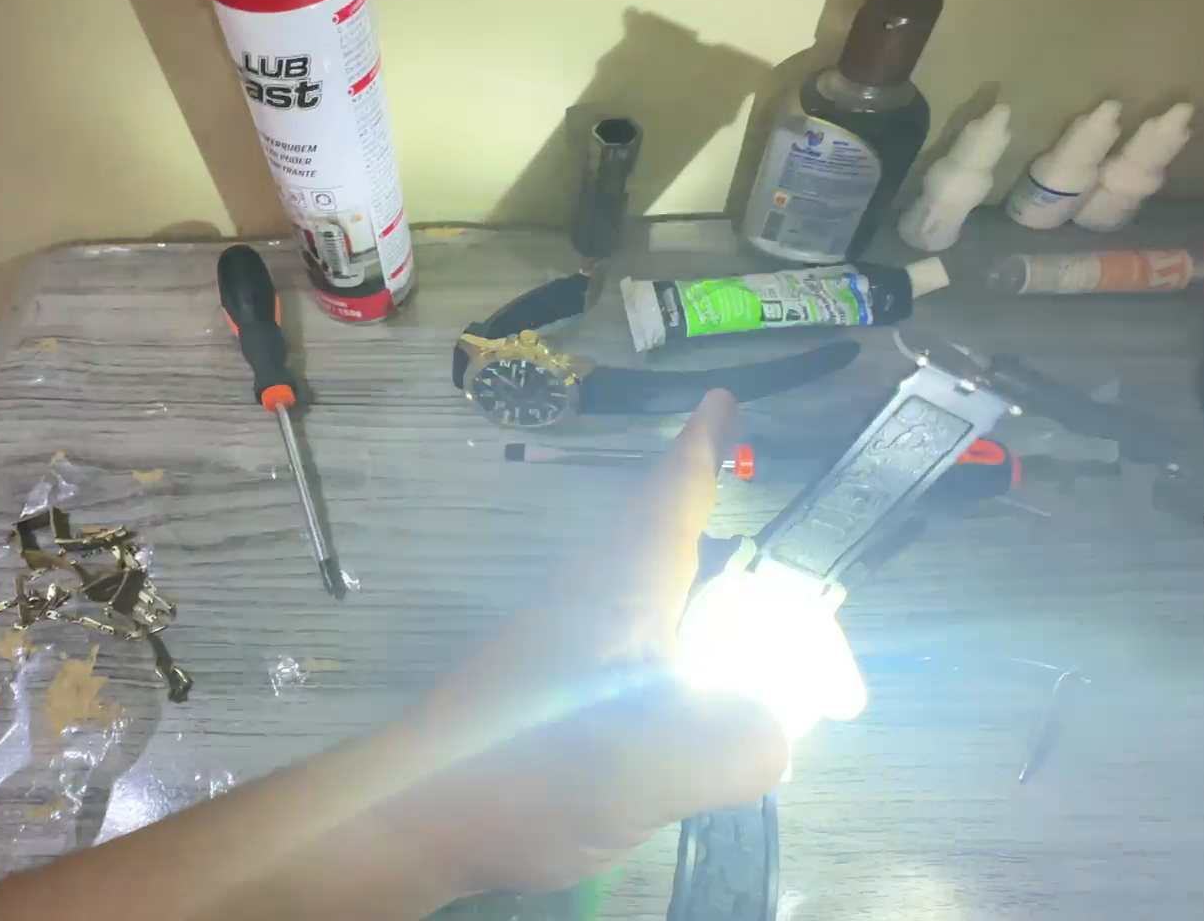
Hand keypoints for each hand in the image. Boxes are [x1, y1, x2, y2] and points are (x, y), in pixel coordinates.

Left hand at [378, 390, 852, 895]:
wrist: (421, 806)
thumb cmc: (529, 765)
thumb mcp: (649, 761)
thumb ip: (736, 737)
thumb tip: (777, 722)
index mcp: (621, 589)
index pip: (671, 497)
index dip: (702, 447)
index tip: (721, 398)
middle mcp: (595, 599)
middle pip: (667, 539)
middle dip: (719, 527)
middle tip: (782, 563)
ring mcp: (572, 639)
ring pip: (654, 593)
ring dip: (706, 594)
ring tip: (757, 634)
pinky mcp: (560, 681)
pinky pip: (643, 643)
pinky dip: (686, 650)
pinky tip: (698, 693)